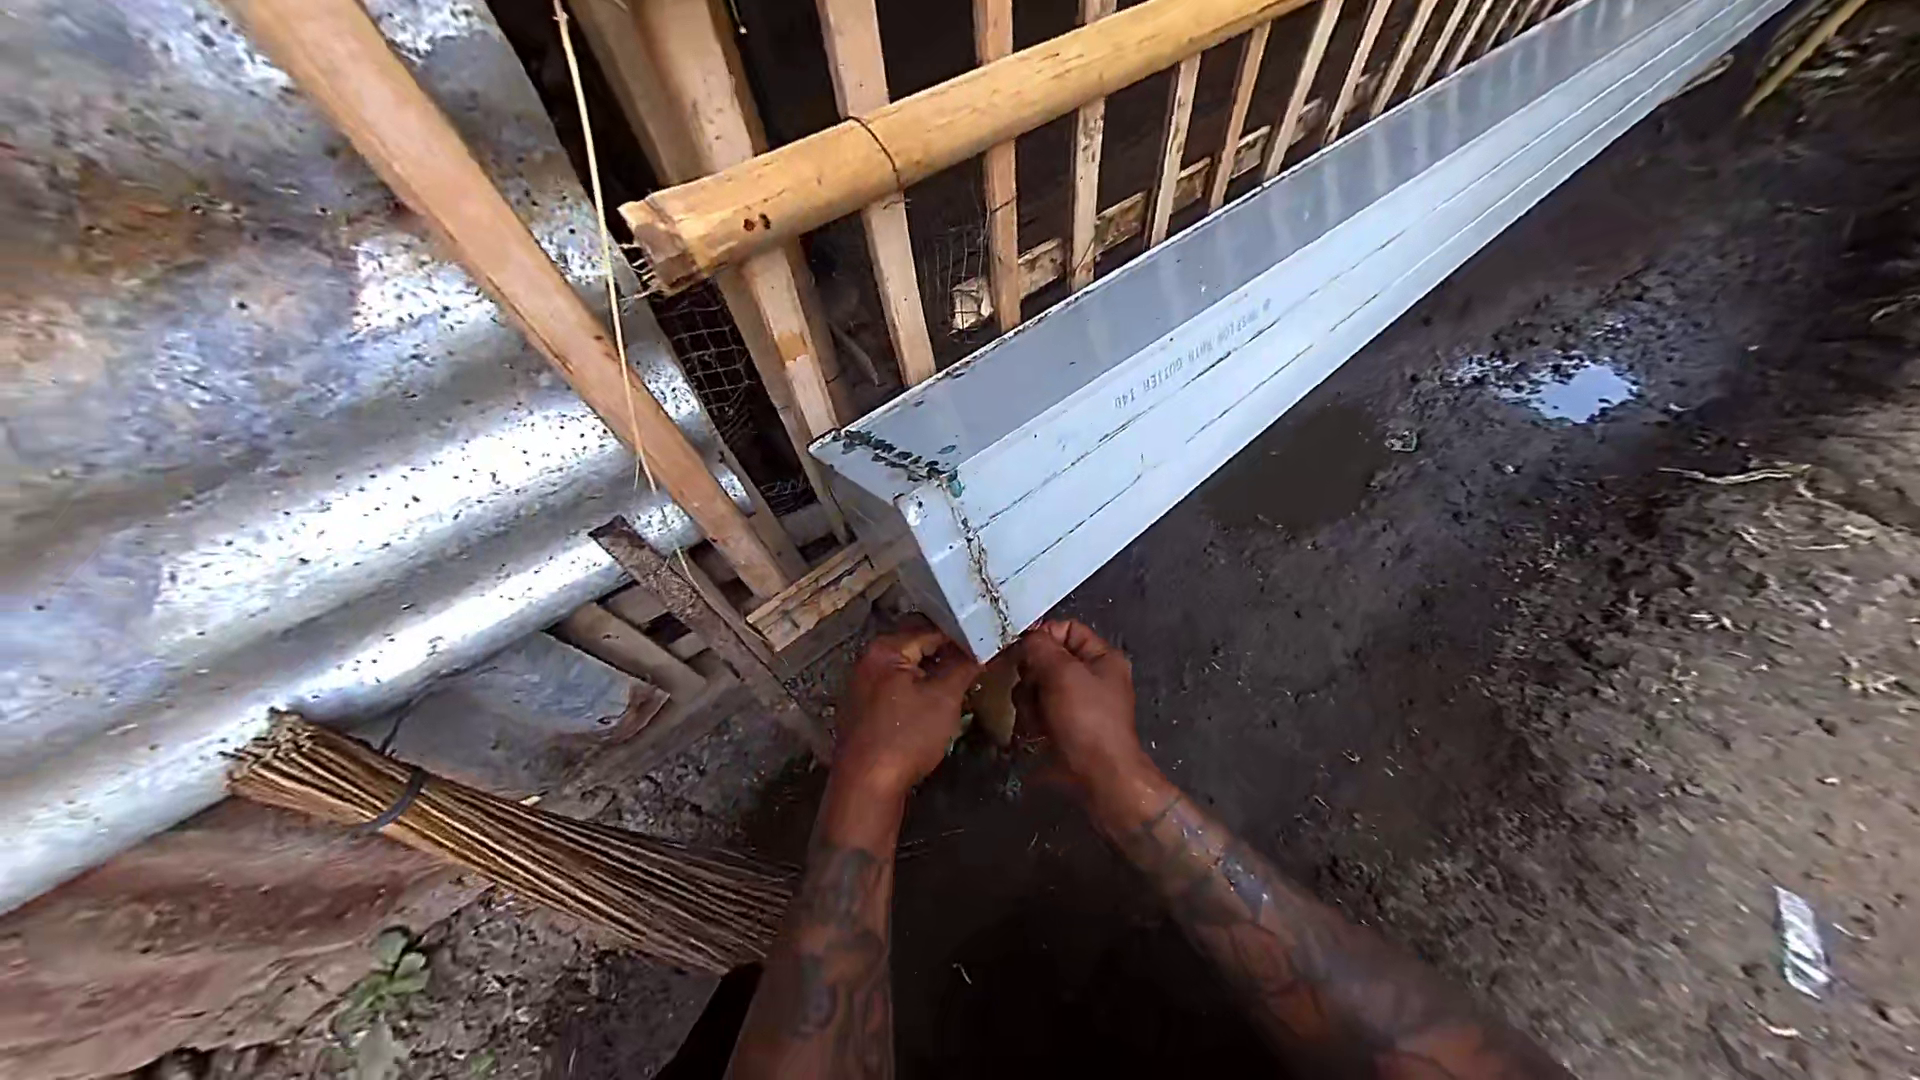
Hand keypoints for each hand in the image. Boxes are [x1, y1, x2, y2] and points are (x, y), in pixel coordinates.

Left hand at [834, 619, 980, 796]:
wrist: (866, 786)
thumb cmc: (905, 738)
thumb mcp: (944, 698)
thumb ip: (963, 666)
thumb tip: (980, 649)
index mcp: (885, 649)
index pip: (931, 629)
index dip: (961, 636)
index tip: (985, 645)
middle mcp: (868, 660)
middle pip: (916, 646)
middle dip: (946, 653)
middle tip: (975, 663)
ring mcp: (861, 684)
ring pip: (906, 667)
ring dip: (932, 672)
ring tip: (960, 683)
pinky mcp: (862, 707)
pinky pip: (894, 687)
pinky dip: (915, 689)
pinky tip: (933, 704)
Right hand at [1018, 620, 1166, 827]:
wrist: (1099, 778)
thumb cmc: (1087, 720)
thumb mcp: (1063, 673)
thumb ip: (1040, 647)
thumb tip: (1025, 639)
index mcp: (1102, 657)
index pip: (1066, 629)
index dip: (1043, 636)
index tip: (1022, 651)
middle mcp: (1091, 677)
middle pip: (1047, 660)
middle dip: (1032, 675)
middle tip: (1032, 689)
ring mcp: (1077, 703)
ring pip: (1037, 686)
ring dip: (1029, 700)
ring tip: (1037, 718)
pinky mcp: (1064, 726)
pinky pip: (1038, 710)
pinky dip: (1033, 719)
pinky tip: (1037, 732)